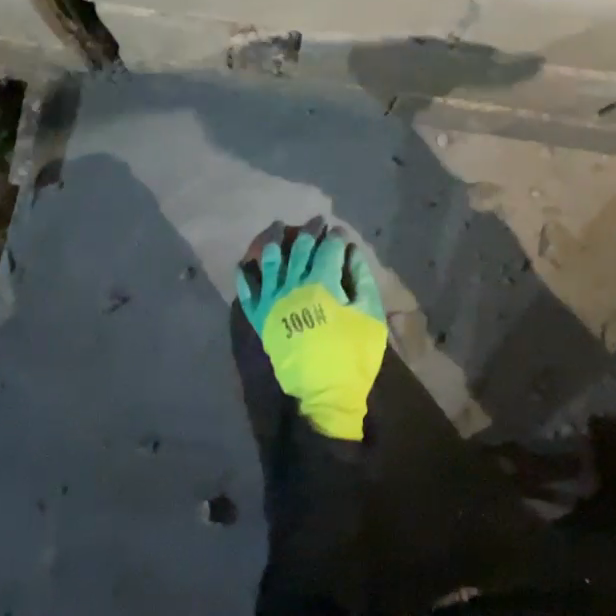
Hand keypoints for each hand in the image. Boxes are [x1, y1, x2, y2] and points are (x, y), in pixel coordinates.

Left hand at [237, 222, 387, 440]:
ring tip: (277, 227)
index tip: (340, 232)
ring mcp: (272, 300)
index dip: (336, 238)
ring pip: (269, 262)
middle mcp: (293, 284)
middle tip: (316, 221)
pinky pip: (247, 292)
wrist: (324, 394)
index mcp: (322, 282)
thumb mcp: (370, 317)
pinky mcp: (259, 318)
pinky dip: (245, 276)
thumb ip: (361, 280)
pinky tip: (245, 264)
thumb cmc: (353, 356)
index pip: (329, 249)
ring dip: (274, 241)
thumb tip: (351, 253)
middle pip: (300, 249)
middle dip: (309, 231)